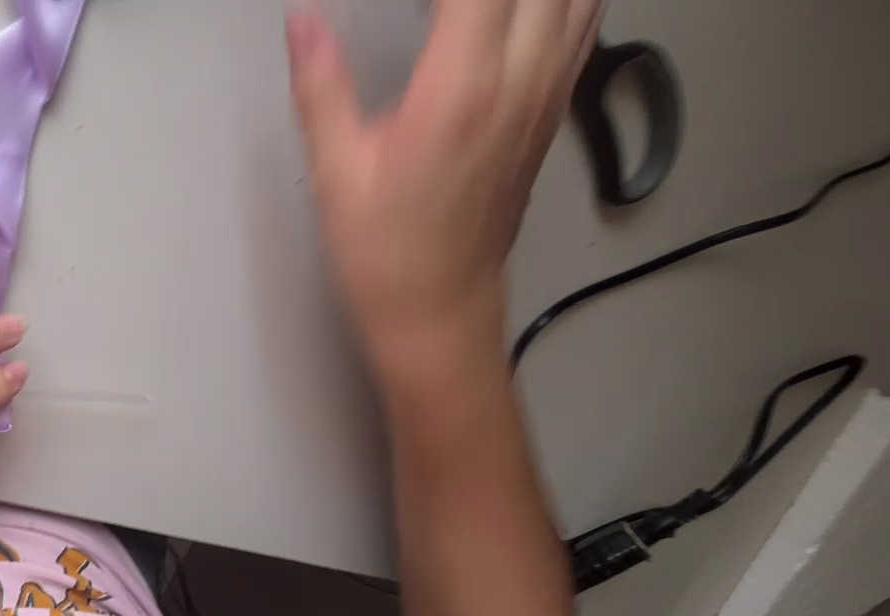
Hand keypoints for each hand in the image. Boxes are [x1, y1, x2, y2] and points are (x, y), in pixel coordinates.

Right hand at [287, 0, 601, 356]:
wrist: (438, 311)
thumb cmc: (388, 257)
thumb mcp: (336, 175)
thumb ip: (322, 87)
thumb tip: (303, 23)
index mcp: (463, 87)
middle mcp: (523, 76)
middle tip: (428, 7)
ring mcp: (550, 89)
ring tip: (461, 11)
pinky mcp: (554, 105)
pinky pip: (585, 12)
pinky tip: (511, 11)